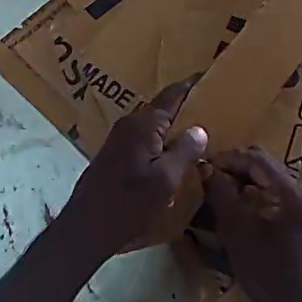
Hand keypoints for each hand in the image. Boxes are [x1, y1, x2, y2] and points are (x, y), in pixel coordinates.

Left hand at [56, 79, 208, 260]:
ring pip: (154, 126)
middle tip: (213, 108)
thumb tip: (200, 129)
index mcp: (143, 125)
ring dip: (174, 127)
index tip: (209, 76)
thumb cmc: (129, 203)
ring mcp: (120, 139)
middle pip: (163, 109)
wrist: (87, 225)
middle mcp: (129, 124)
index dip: (191, 85)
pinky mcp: (116, 154)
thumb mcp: (165, 180)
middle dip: (186, 108)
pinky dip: (162, 141)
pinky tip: (175, 155)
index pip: (172, 95)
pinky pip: (145, 139)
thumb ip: (184, 151)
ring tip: (200, 132)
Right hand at [204, 146, 301, 301]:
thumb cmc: (264, 271)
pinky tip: (231, 205)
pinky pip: (266, 191)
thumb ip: (220, 193)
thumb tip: (203, 167)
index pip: (254, 157)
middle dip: (232, 166)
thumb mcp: (236, 229)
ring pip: (262, 176)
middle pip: (260, 162)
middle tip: (208, 177)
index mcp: (288, 191)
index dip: (226, 157)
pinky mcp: (291, 216)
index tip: (202, 166)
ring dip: (239, 178)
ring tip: (216, 190)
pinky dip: (247, 191)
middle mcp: (296, 191)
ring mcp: (296, 204)